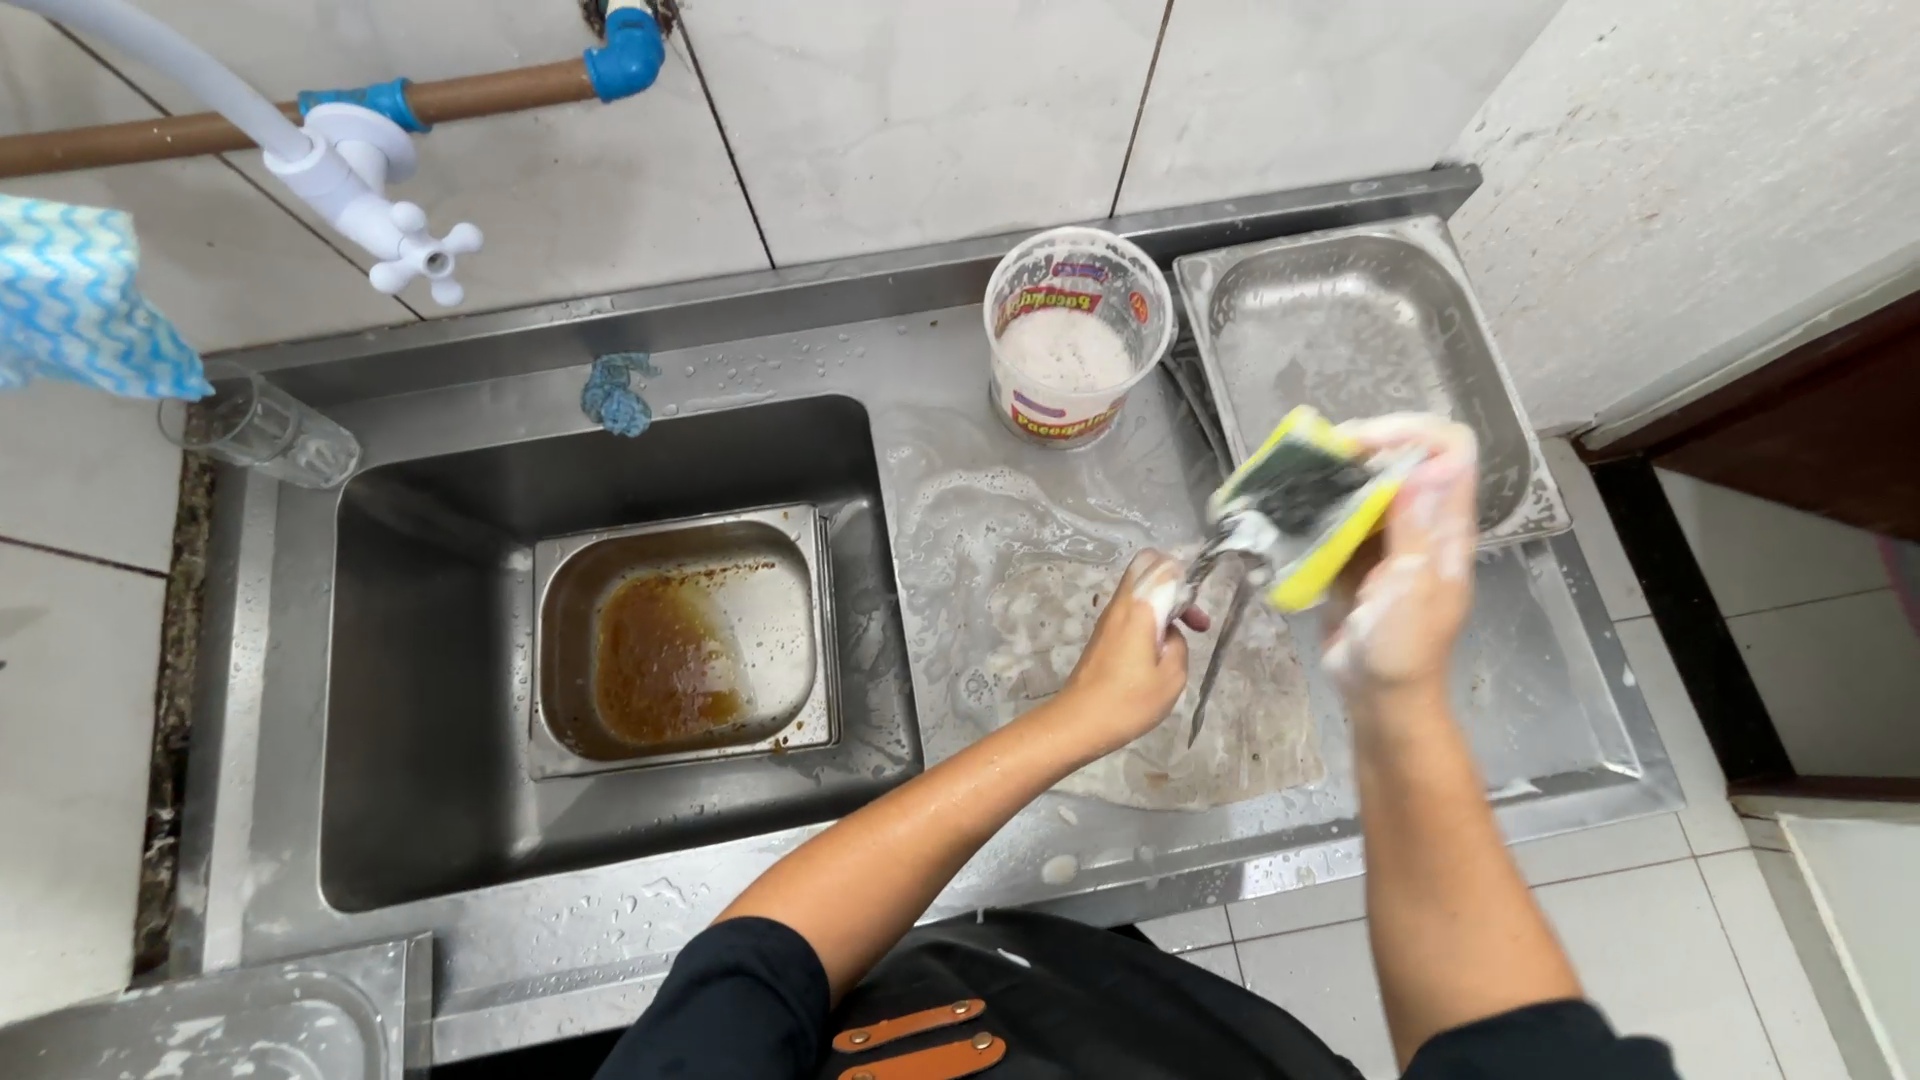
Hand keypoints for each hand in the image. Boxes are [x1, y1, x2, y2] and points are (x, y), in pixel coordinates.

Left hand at [1054, 550, 1209, 755]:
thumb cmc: (1129, 702)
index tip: (1199, 604)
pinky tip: (1160, 647)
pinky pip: (1130, 609)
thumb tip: (1171, 633)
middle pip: (1146, 567)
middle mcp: (1120, 604)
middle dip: (1175, 583)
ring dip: (1163, 603)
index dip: (1185, 575)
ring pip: (1138, 589)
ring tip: (1185, 636)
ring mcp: (1108, 618)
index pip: (1161, 565)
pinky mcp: (1103, 634)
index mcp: (1138, 608)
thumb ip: (1179, 644)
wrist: (1079, 721)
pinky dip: (1150, 617)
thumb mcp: (1172, 677)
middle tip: (1193, 617)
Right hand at [1323, 415, 1477, 704]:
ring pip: (1366, 484)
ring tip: (1297, 475)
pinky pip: (1339, 515)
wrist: (1378, 693)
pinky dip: (1317, 505)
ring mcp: (1385, 539)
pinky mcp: (1355, 556)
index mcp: (1445, 529)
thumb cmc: (1401, 650)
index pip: (1447, 452)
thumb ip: (1415, 530)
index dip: (1408, 434)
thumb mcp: (1411, 590)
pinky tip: (1290, 507)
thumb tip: (1425, 466)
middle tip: (1317, 456)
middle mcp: (1419, 524)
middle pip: (1402, 459)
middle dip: (1362, 447)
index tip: (1358, 444)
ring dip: (1334, 473)